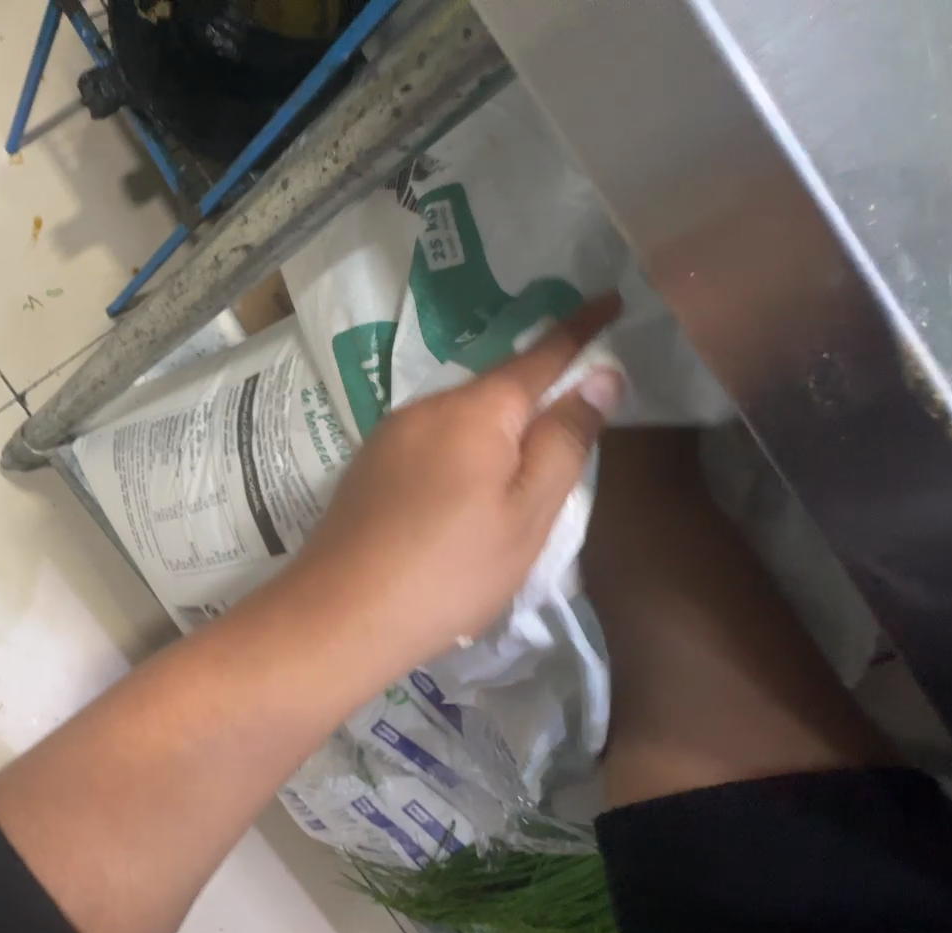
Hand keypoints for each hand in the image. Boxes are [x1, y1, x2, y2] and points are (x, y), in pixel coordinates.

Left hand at [264, 294, 625, 678]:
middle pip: (492, 392)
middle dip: (531, 399)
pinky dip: (454, 458)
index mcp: (471, 411)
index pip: (538, 357)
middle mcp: (420, 411)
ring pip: (455, 422)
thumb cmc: (448, 570)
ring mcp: (383, 441)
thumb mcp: (528, 513)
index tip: (611, 299)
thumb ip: (565, 441)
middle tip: (574, 422)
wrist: (340, 613)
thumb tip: (597, 376)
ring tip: (514, 478)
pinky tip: (458, 498)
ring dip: (489, 436)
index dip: (579, 330)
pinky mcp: (363, 471)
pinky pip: (425, 448)